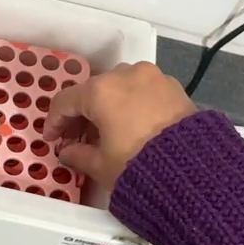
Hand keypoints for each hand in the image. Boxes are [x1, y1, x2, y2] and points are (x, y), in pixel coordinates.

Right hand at [45, 62, 196, 191]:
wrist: (191, 169)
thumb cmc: (137, 165)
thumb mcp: (101, 165)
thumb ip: (78, 155)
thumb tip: (68, 151)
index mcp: (100, 91)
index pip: (66, 101)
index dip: (54, 121)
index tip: (51, 139)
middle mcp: (125, 75)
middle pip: (93, 90)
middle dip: (82, 113)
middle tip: (76, 136)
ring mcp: (152, 77)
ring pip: (120, 86)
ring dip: (109, 105)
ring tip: (107, 131)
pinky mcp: (173, 86)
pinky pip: (143, 91)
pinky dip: (133, 103)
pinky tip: (132, 125)